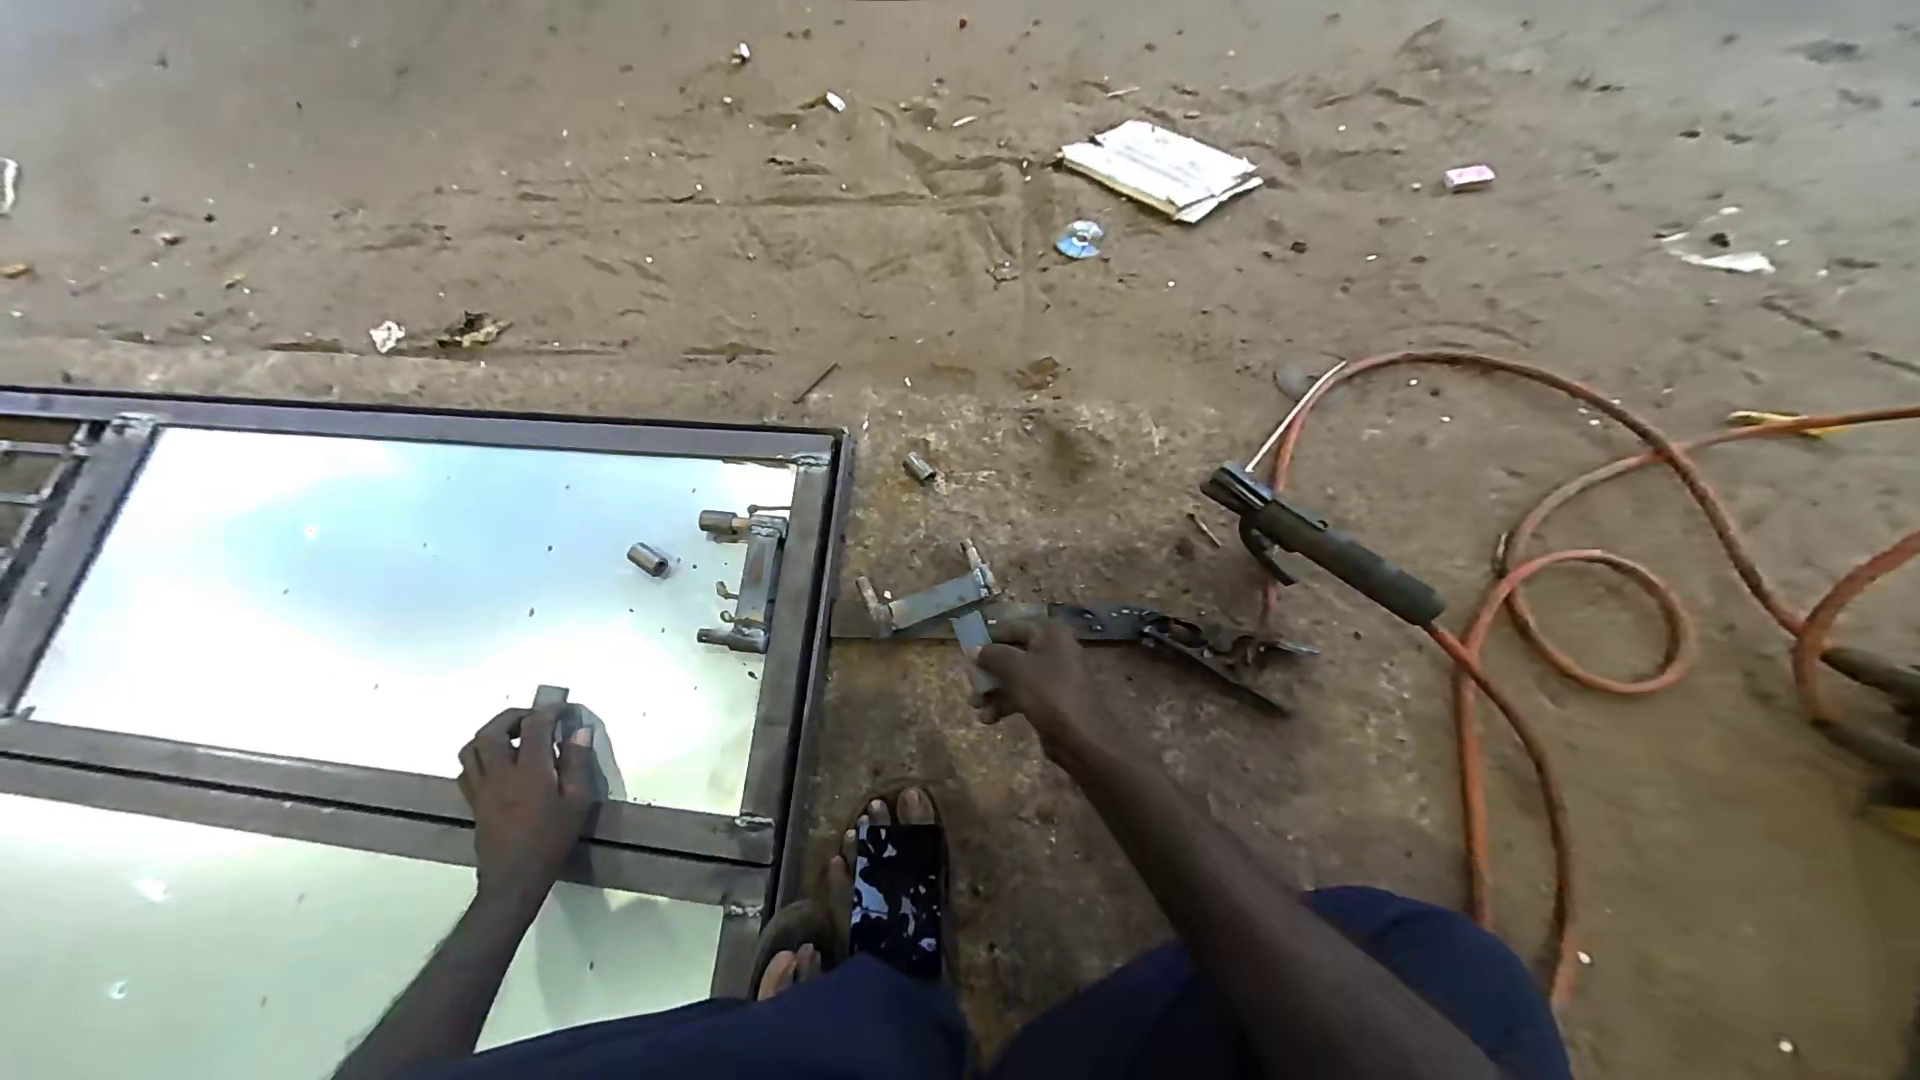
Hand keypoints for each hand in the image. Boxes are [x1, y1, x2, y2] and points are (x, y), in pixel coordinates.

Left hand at [456, 705, 598, 912]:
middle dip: (514, 715)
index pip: (535, 726)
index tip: (565, 709)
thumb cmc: (552, 839)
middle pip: (493, 730)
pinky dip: (481, 755)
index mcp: (529, 772)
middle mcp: (499, 774)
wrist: (515, 877)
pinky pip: (467, 768)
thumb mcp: (578, 801)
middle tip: (536, 716)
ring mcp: (481, 788)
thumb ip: (577, 762)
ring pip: (472, 747)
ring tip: (515, 734)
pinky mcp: (473, 801)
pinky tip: (500, 761)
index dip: (550, 711)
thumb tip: (579, 732)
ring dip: (492, 732)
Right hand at [974, 620, 1124, 762]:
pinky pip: (1022, 695)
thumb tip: (974, 649)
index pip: (1013, 627)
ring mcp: (1053, 676)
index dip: (989, 637)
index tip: (968, 650)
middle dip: (988, 670)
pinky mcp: (1050, 699)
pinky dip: (1004, 704)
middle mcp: (1053, 650)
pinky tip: (988, 719)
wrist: (1080, 737)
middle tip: (970, 682)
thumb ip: (991, 654)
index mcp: (1051, 634)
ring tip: (975, 705)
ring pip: (1014, 677)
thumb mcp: (1015, 668)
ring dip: (993, 690)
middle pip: (1012, 653)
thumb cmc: (1048, 692)